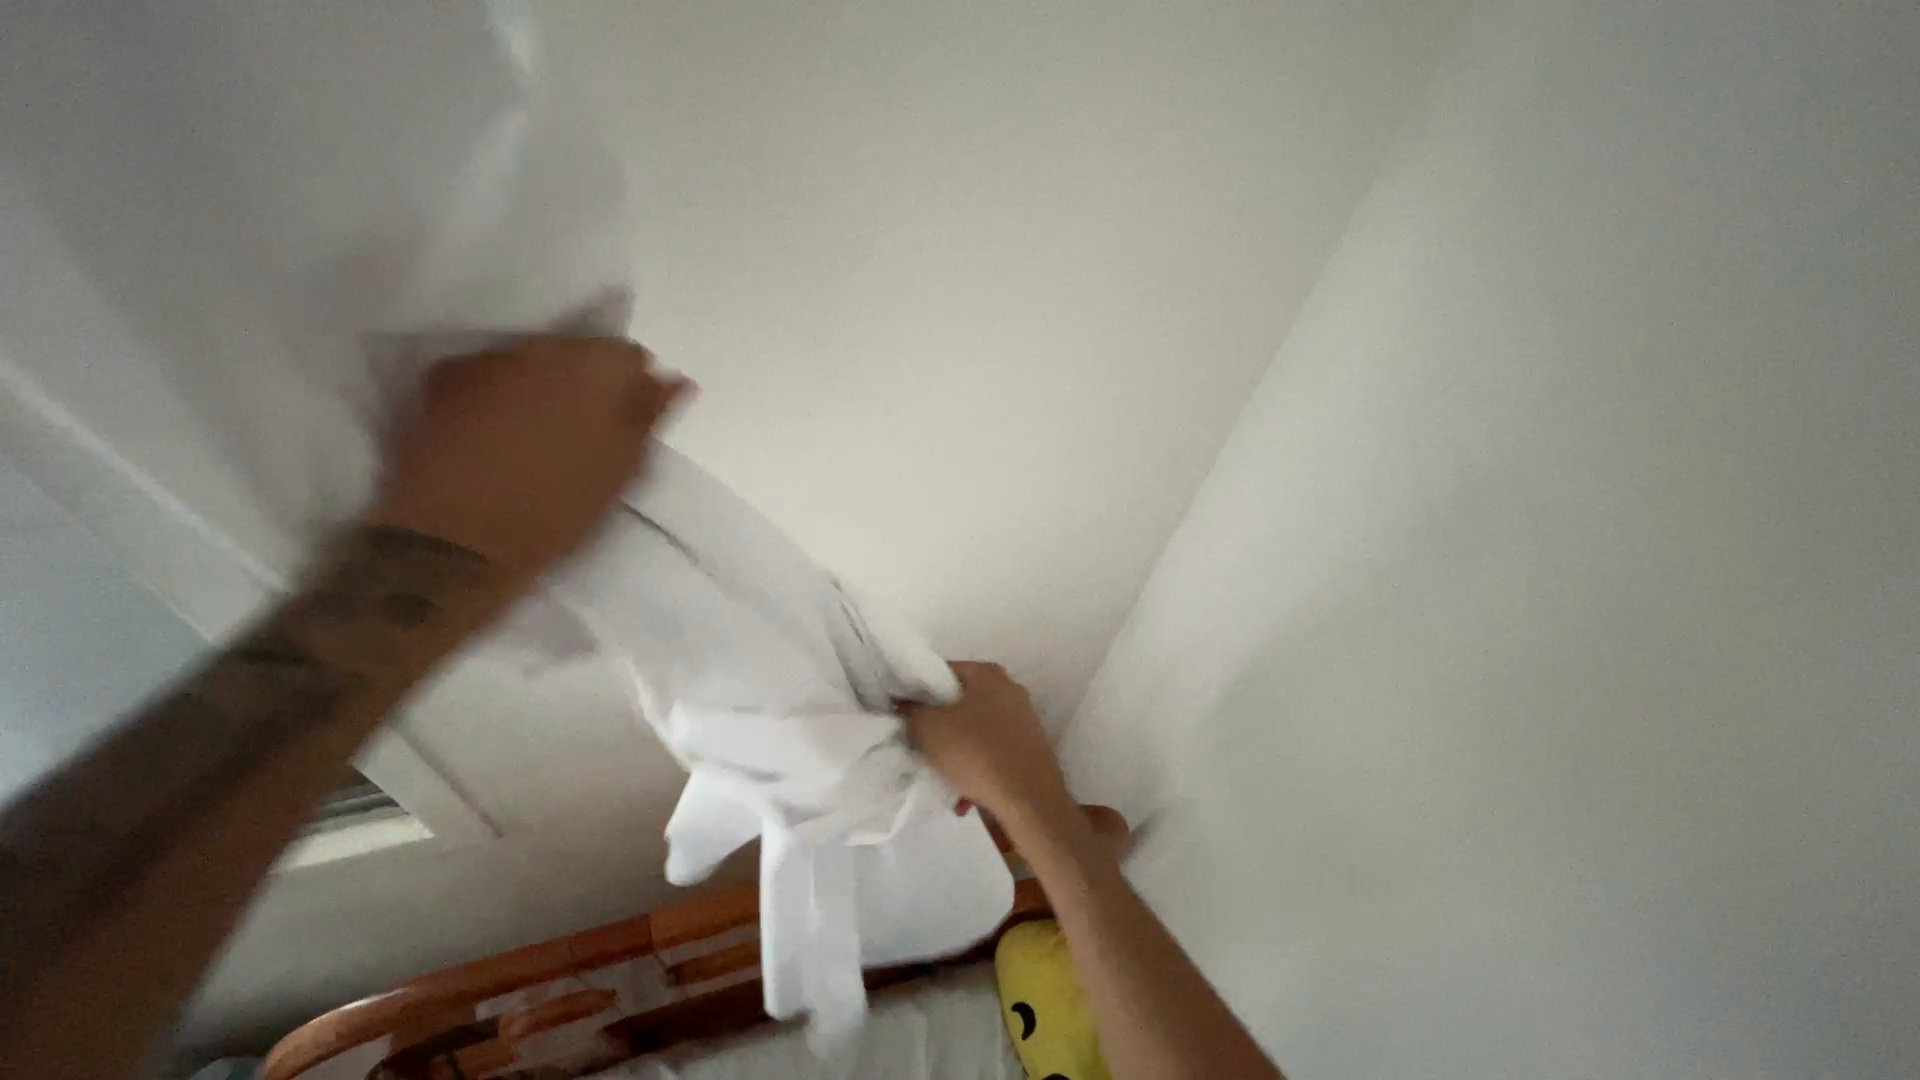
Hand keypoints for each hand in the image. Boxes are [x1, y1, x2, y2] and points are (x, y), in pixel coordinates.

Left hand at [371, 335, 691, 583]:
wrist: (461, 536)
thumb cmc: (561, 506)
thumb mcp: (623, 467)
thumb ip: (649, 415)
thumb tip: (677, 379)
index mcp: (598, 366)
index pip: (631, 356)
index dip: (634, 389)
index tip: (628, 424)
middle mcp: (543, 347)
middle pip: (578, 351)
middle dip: (587, 382)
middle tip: (585, 432)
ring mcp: (490, 359)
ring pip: (532, 361)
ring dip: (541, 385)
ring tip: (537, 434)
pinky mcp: (444, 378)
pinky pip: (487, 374)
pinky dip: (496, 392)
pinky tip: (493, 431)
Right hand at [902, 662, 1077, 832]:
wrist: (1030, 800)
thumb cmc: (976, 753)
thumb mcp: (929, 728)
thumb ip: (911, 710)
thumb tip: (904, 703)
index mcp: (988, 674)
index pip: (942, 671)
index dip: (918, 689)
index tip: (903, 711)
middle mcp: (1010, 690)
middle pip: (960, 702)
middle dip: (939, 725)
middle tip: (919, 743)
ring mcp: (1024, 720)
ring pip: (975, 732)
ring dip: (957, 753)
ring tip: (942, 776)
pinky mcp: (1030, 749)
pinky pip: (992, 753)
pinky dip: (977, 769)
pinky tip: (964, 796)